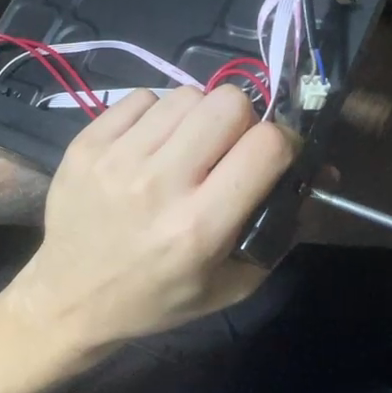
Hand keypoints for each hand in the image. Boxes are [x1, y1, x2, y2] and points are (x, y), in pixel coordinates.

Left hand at [1, 87, 294, 355]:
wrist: (70, 298)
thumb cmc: (158, 297)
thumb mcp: (232, 283)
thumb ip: (281, 227)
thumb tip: (321, 171)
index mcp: (199, 227)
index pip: (266, 145)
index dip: (283, 142)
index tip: (275, 154)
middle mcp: (158, 185)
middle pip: (227, 102)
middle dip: (241, 119)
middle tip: (228, 146)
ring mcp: (116, 160)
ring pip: (185, 94)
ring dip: (197, 116)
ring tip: (185, 147)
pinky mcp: (85, 144)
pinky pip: (141, 97)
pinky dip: (155, 115)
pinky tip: (149, 145)